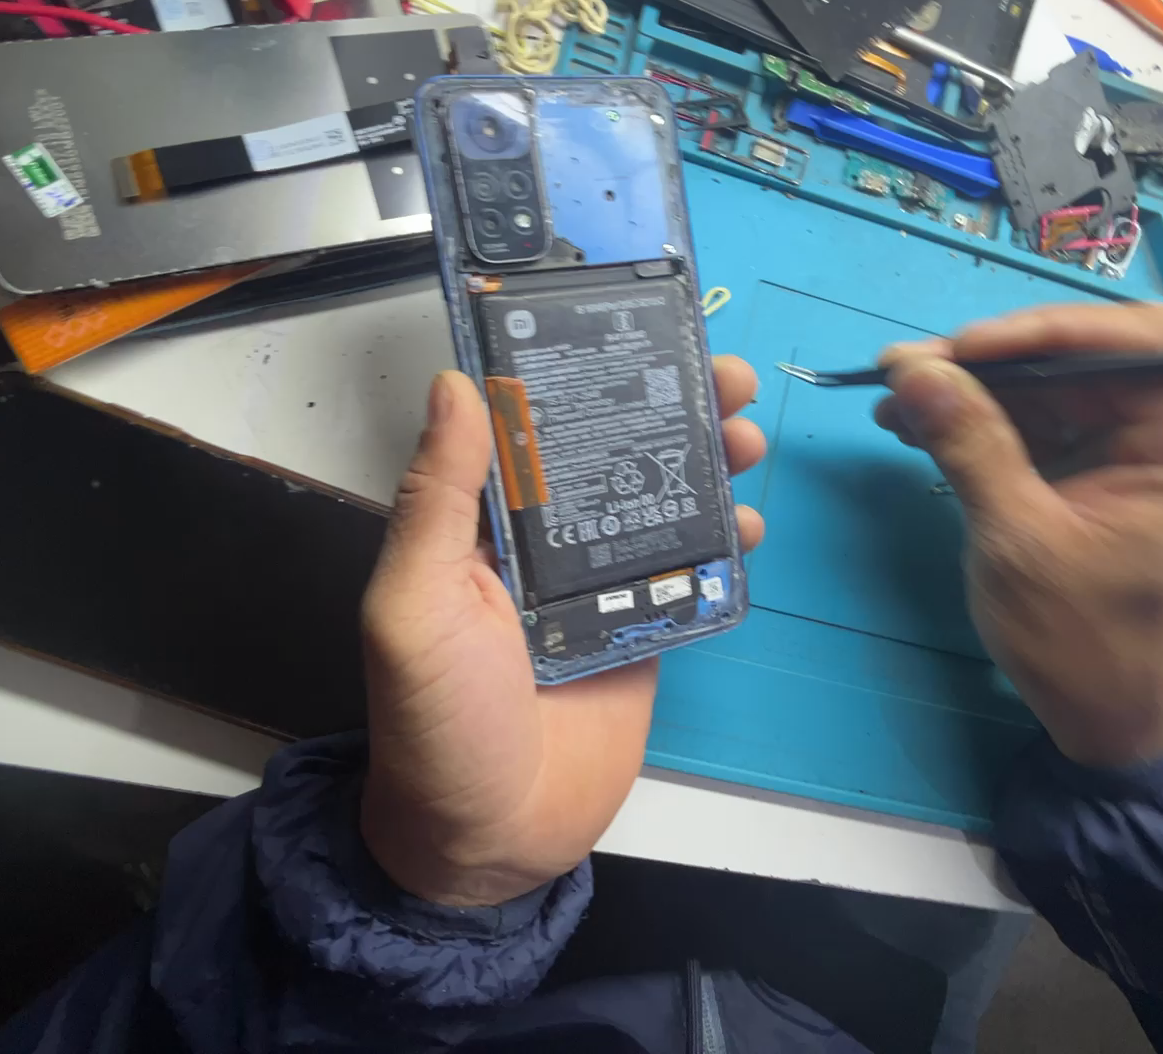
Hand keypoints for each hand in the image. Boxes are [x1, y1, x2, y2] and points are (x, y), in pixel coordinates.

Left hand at [360, 359, 766, 906]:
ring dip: (705, 459)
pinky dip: (721, 541)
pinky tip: (747, 521)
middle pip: (613, 451)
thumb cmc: (440, 720)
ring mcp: (601, 581)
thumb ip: (436, 500)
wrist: (493, 835)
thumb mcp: (416, 604)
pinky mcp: (643, 626)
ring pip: (659, 499)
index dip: (583, 370)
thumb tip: (455, 384)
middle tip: (721, 375)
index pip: (537, 424)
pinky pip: (687, 569)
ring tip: (744, 436)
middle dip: (667, 405)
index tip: (633, 327)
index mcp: (487, 521)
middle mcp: (546, 538)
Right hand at [876, 304, 1162, 766]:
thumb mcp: (1017, 539)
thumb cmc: (1081, 640)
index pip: (1136, 343)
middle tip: (903, 371)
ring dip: (973, 395)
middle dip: (988, 366)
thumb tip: (912, 371)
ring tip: (896, 402)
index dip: (1038, 332)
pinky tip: (922, 427)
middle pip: (1085, 361)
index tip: (952, 350)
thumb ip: (970, 444)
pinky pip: (1045, 427)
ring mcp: (1146, 454)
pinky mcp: (1106, 474)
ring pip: (1054, 390)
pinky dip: (983, 425)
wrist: (1111, 718)